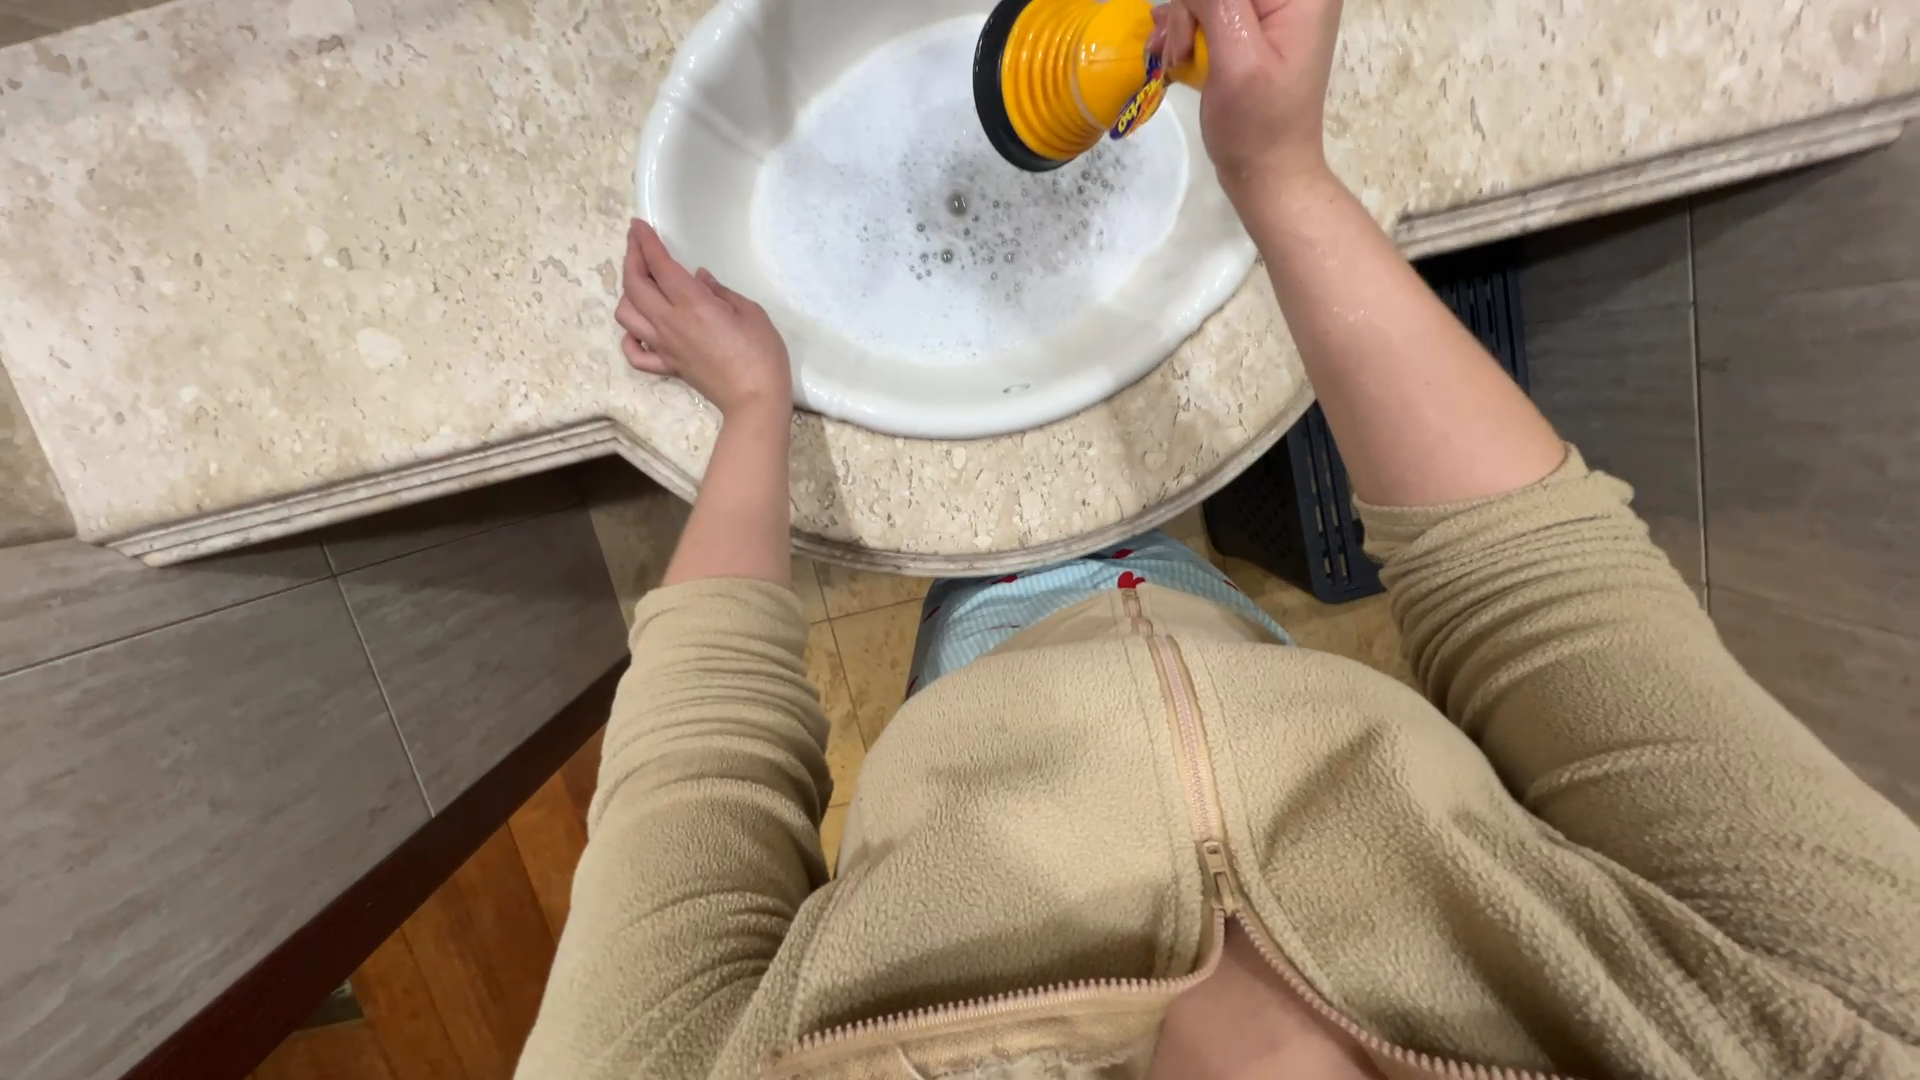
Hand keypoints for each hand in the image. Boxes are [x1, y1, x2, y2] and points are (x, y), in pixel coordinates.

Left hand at [615, 219, 792, 420]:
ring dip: (628, 294)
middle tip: (637, 245)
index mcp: (692, 304)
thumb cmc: (762, 356)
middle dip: (631, 258)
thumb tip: (700, 280)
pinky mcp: (669, 367)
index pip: (659, 265)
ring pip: (627, 314)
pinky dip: (629, 338)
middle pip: (634, 285)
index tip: (639, 227)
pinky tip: (639, 329)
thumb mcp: (751, 312)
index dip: (645, 242)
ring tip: (642, 284)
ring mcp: (666, 347)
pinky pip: (635, 353)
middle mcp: (670, 323)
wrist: (756, 400)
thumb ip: (721, 292)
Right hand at [1154, 0, 1342, 204]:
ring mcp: (1273, 9)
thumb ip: (1218, 2)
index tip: (1185, 34)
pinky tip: (1173, 51)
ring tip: (1172, 58)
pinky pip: (1213, 9)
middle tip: (1177, 52)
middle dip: (1189, 7)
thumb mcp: (1237, 60)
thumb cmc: (1256, 126)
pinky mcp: (1254, 26)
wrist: (1268, 172)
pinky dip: (1188, 26)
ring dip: (1183, 18)